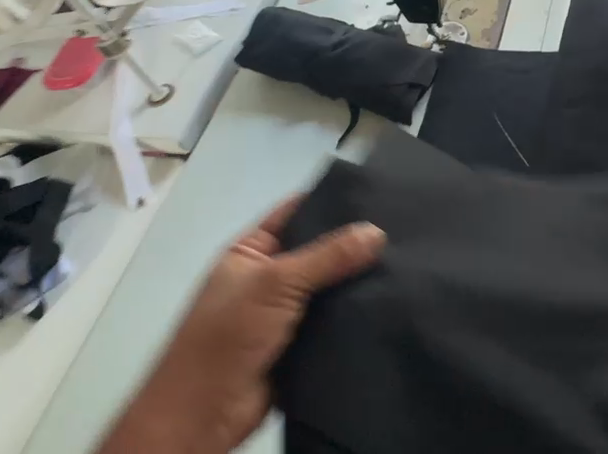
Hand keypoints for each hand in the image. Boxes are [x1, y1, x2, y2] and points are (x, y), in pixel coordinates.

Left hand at [98, 197, 384, 453]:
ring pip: (331, 286)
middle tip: (402, 226)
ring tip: (406, 260)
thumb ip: (328, 256)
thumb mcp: (276, 282)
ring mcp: (286, 311)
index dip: (332, 200)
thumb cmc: (227, 335)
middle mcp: (269, 276)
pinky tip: (392, 299)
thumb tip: (378, 232)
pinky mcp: (302, 343)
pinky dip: (356, 313)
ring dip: (359, 280)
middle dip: (354, 243)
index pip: (297, 211)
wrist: (202, 416)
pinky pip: (335, 320)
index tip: (377, 191)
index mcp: (251, 250)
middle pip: (319, 250)